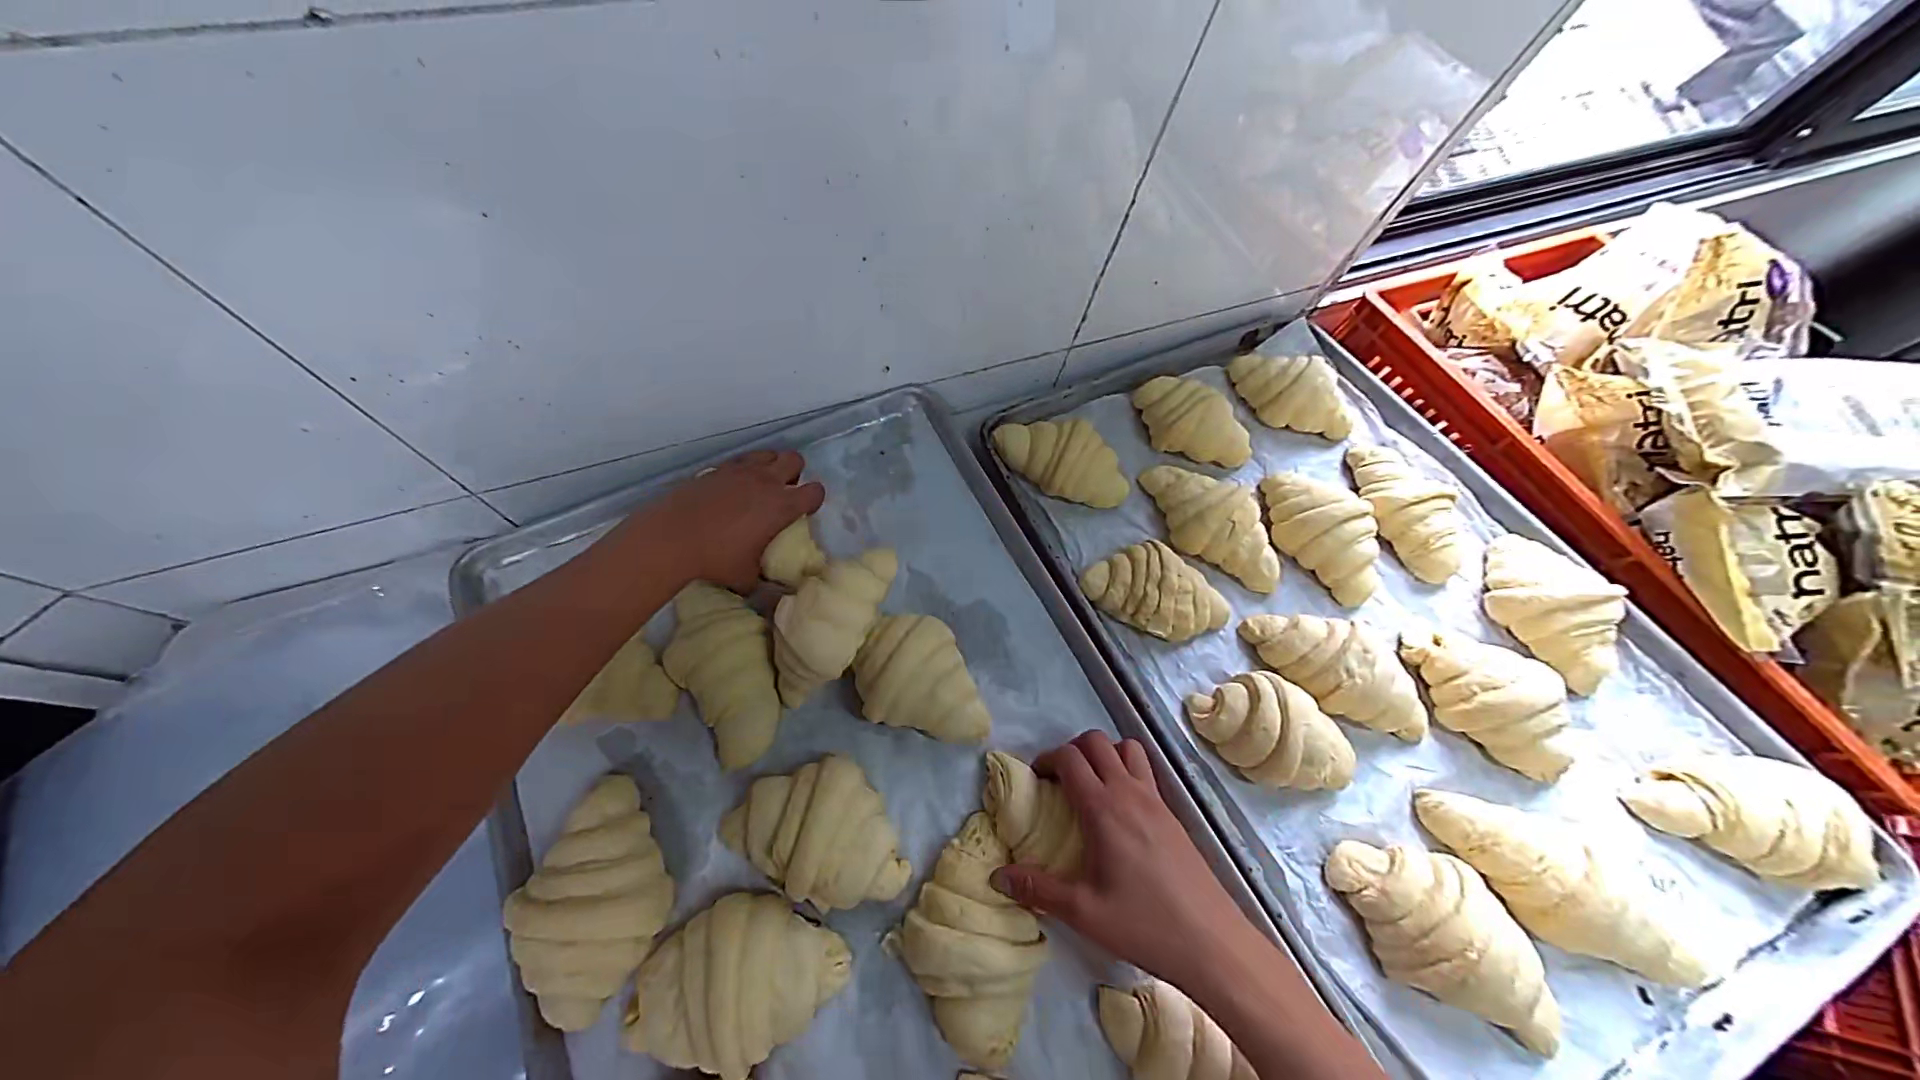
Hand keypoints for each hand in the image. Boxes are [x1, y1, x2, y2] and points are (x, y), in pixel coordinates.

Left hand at [614, 449, 824, 593]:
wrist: (670, 538)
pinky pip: (740, 460)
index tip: (804, 512)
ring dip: (770, 466)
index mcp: (782, 506)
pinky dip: (744, 469)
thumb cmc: (715, 559)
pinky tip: (733, 487)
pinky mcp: (716, 469)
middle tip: (784, 492)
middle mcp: (765, 481)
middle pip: (795, 459)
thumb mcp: (747, 578)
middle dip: (794, 473)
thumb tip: (776, 594)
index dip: (813, 500)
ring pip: (768, 453)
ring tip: (760, 485)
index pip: (815, 491)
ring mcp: (740, 471)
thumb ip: (766, 581)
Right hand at [990, 730, 1262, 991]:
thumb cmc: (1144, 925)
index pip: (1070, 758)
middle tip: (1059, 779)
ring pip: (1127, 748)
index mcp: (1103, 809)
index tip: (1035, 779)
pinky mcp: (1173, 814)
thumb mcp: (1083, 912)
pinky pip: (1146, 771)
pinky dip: (1126, 770)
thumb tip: (998, 876)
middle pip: (1096, 741)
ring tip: (1091, 784)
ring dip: (1104, 753)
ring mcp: (1156, 800)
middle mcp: (1129, 793)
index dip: (1047, 759)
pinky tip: (1121, 809)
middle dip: (1072, 749)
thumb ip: (1038, 890)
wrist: (1213, 942)